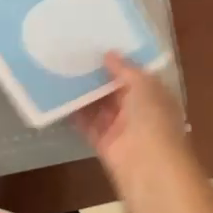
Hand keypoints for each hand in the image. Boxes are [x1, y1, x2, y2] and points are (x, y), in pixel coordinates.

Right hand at [71, 53, 193, 183]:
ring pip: (98, 105)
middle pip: (114, 89)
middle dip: (97, 74)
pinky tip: (57, 96)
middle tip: (72, 52)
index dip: (120, 59)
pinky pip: (86, 124)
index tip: (97, 42)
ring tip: (60, 68)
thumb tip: (108, 53)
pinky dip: (74, 113)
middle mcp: (138, 110)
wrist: (149, 170)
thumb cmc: (153, 121)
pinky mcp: (103, 143)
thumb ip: (125, 69)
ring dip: (83, 91)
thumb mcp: (144, 86)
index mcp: (155, 95)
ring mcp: (120, 128)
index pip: (136, 74)